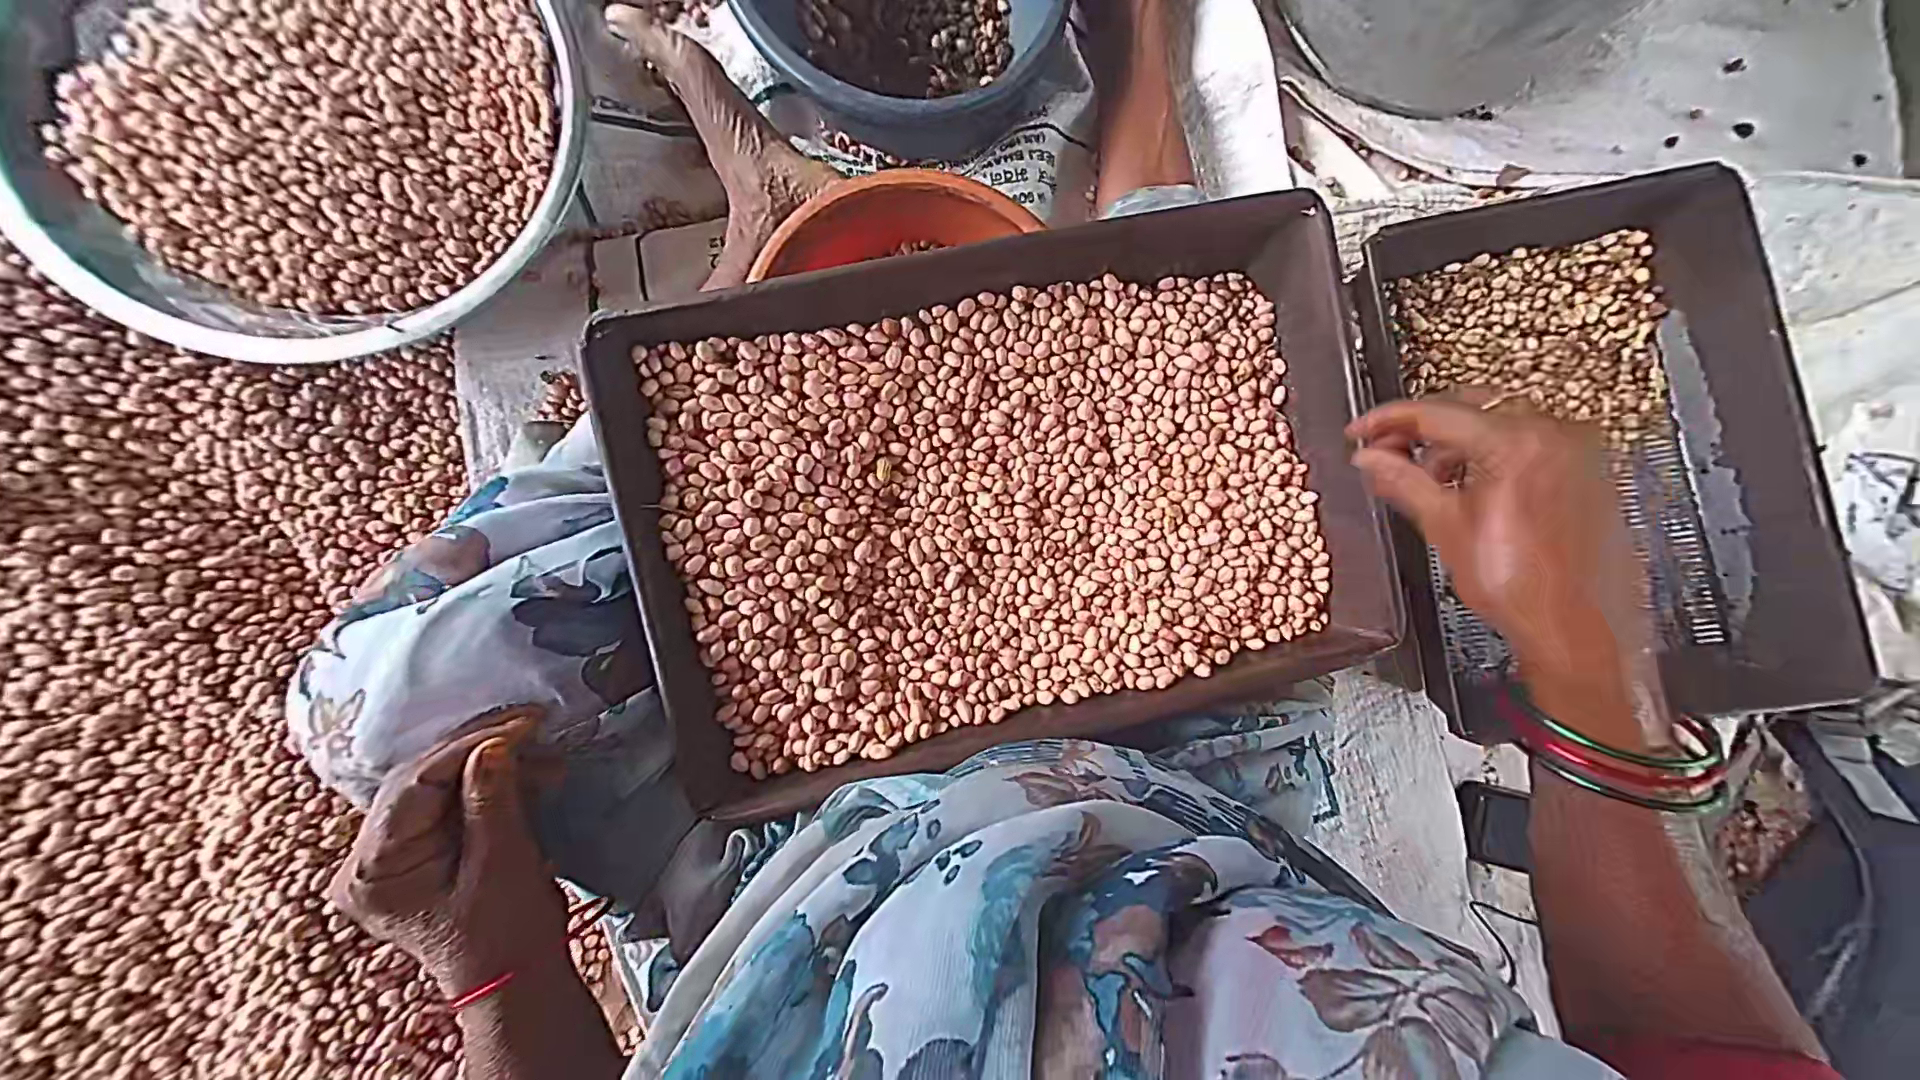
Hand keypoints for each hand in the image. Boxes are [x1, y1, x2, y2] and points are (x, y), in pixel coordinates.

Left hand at [327, 708, 566, 996]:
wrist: (516, 970)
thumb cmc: (504, 929)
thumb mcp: (501, 863)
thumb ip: (491, 800)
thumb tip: (493, 744)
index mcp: (372, 869)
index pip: (414, 784)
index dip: (469, 745)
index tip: (524, 723)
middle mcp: (372, 856)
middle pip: (422, 777)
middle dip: (483, 747)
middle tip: (534, 726)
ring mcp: (399, 849)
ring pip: (442, 780)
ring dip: (497, 761)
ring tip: (545, 757)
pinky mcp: (430, 842)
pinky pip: (457, 795)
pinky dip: (498, 778)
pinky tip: (533, 772)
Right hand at [1346, 394, 1648, 678]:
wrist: (1575, 625)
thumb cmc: (1522, 586)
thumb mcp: (1442, 526)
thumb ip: (1401, 481)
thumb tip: (1368, 457)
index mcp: (1517, 446)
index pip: (1435, 412)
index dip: (1385, 419)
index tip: (1358, 430)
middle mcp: (1554, 437)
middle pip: (1466, 407)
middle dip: (1416, 428)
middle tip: (1380, 450)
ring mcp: (1574, 452)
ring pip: (1493, 423)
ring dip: (1447, 443)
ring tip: (1418, 475)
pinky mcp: (1582, 470)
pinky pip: (1520, 442)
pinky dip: (1481, 454)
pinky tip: (1458, 484)